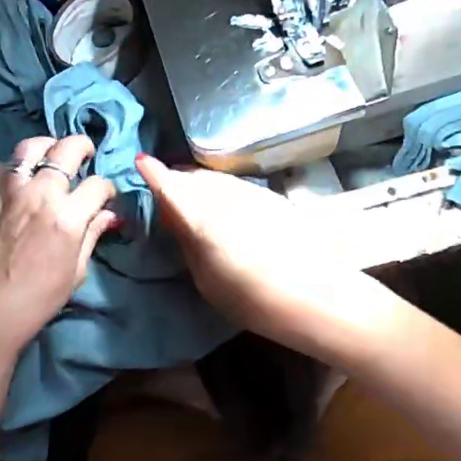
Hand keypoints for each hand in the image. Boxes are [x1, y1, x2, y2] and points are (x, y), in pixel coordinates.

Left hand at [0, 135, 118, 367]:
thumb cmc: (38, 299)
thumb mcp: (76, 271)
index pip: (97, 184)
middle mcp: (39, 194)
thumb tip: (109, 214)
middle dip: (83, 147)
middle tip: (85, 155)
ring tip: (53, 156)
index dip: (107, 189)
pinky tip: (21, 178)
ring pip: (31, 146)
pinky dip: (15, 166)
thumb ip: (92, 234)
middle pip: (67, 149)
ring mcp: (9, 191)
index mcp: (67, 216)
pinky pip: (2, 166)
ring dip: (48, 146)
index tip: (105, 197)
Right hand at [137, 155, 384, 364]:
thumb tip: (174, 216)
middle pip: (191, 179)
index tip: (141, 161)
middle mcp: (223, 195)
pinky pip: (233, 185)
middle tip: (163, 192)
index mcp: (201, 217)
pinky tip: (222, 205)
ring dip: (198, 184)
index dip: (153, 173)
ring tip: (190, 197)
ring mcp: (250, 192)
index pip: (170, 186)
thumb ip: (187, 242)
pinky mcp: (271, 197)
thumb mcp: (207, 280)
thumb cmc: (253, 299)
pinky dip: (219, 189)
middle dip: (174, 181)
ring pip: (214, 180)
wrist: (319, 296)